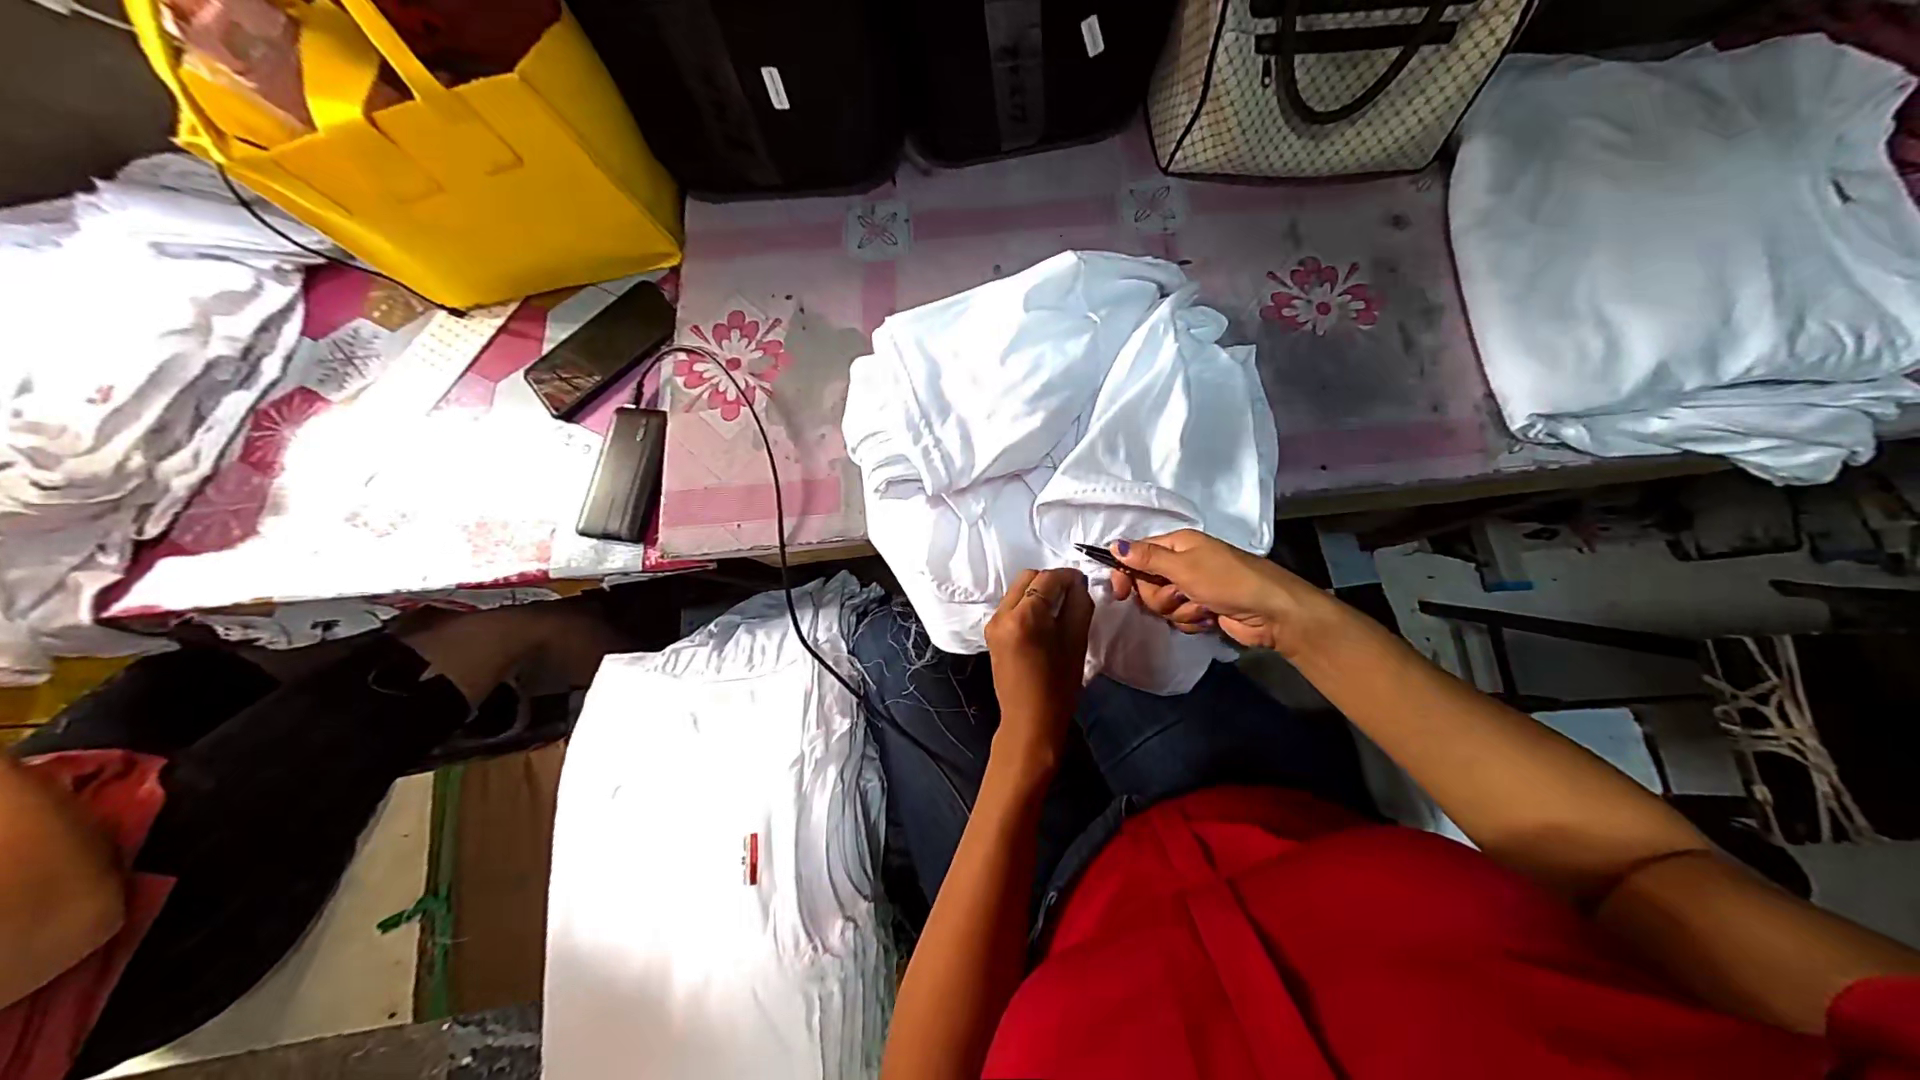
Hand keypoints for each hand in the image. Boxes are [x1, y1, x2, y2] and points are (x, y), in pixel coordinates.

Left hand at [984, 567, 1093, 771]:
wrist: (1029, 721)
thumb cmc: (1058, 687)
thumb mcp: (1077, 642)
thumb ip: (1079, 605)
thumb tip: (1078, 583)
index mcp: (1024, 616)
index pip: (1048, 578)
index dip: (1069, 576)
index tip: (1084, 583)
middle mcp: (1002, 614)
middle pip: (1029, 577)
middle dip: (1052, 581)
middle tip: (1072, 595)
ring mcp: (993, 623)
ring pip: (1018, 589)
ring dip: (1039, 591)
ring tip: (1060, 609)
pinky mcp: (991, 632)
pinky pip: (1011, 605)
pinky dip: (1028, 604)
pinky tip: (1044, 620)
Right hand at [1107, 529, 1327, 655]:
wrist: (1271, 612)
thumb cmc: (1227, 581)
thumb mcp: (1184, 566)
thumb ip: (1147, 558)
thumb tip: (1113, 545)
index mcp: (1178, 544)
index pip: (1137, 554)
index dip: (1125, 572)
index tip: (1119, 591)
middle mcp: (1182, 563)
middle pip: (1146, 583)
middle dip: (1160, 595)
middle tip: (1180, 594)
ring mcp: (1191, 588)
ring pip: (1162, 605)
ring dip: (1179, 610)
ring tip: (1202, 606)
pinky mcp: (1200, 610)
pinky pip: (1178, 619)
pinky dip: (1192, 621)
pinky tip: (1210, 617)